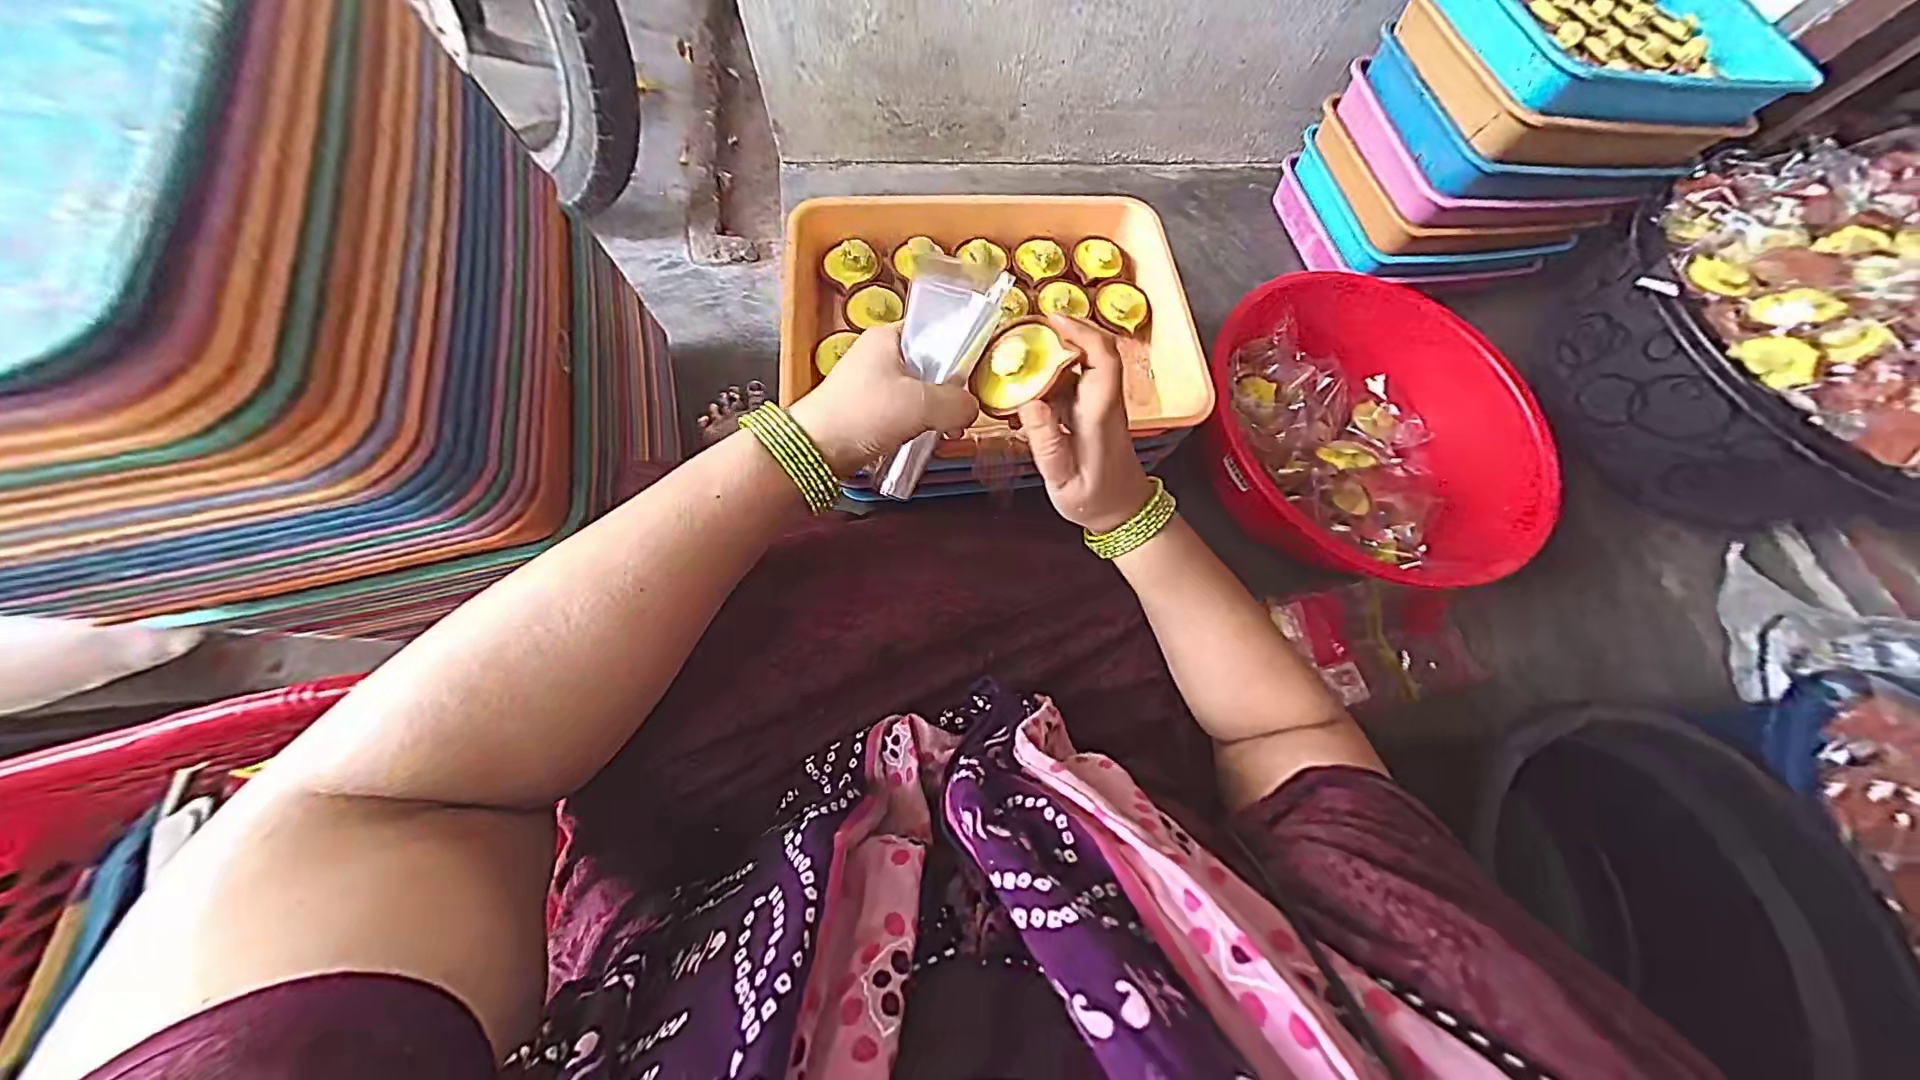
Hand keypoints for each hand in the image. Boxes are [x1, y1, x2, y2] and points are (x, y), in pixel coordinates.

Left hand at [787, 323, 980, 477]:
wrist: (817, 449)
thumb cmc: (865, 414)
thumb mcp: (921, 403)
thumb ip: (957, 402)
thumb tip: (971, 408)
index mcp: (889, 337)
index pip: (935, 331)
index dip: (959, 350)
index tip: (975, 374)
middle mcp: (880, 355)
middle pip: (931, 366)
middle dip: (950, 391)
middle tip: (961, 412)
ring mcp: (874, 384)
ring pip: (921, 392)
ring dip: (937, 412)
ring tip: (947, 431)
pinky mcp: (871, 411)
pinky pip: (907, 412)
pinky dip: (920, 425)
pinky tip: (928, 439)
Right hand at [1017, 316, 1154, 532]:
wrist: (1121, 512)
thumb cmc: (1095, 500)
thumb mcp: (1063, 481)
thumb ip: (1047, 444)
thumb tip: (1029, 404)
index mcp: (1100, 415)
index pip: (1103, 359)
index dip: (1081, 332)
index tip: (1053, 320)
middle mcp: (1103, 403)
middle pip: (1091, 352)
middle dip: (1061, 335)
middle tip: (1024, 332)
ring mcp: (1099, 405)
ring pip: (1078, 367)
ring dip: (1051, 357)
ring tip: (1017, 360)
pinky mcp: (1090, 411)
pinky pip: (1071, 384)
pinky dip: (1048, 380)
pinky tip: (1025, 394)